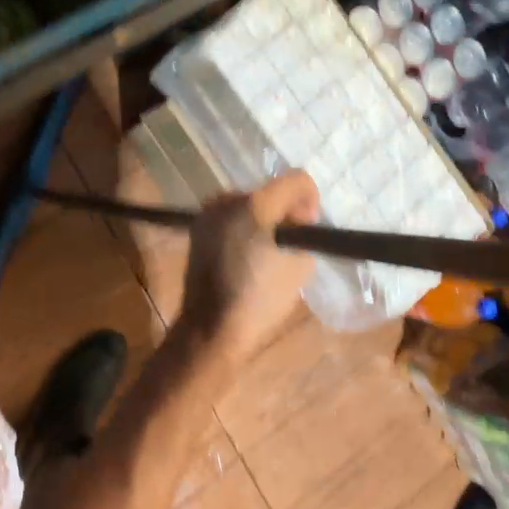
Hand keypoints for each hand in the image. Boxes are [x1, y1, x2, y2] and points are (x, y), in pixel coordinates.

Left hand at [175, 170, 319, 364]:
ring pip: (249, 202)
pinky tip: (246, 254)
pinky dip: (244, 226)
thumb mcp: (299, 266)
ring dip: (264, 217)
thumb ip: (302, 232)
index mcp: (256, 204)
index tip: (309, 226)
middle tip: (291, 241)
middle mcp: (228, 199)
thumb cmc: (260, 300)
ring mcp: (209, 212)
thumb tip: (295, 218)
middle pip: (270, 190)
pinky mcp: (198, 228)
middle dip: (285, 209)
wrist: (210, 329)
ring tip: (267, 250)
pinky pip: (231, 216)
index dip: (310, 198)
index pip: (296, 179)